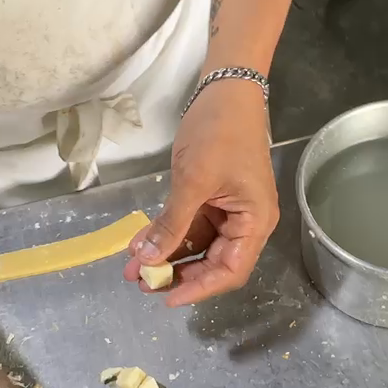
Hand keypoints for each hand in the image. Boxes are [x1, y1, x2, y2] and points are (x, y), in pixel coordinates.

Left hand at [124, 79, 277, 305]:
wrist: (226, 89)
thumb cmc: (220, 132)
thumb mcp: (193, 180)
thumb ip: (171, 224)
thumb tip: (147, 261)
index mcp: (255, 223)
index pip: (230, 270)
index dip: (199, 289)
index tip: (167, 299)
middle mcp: (247, 224)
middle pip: (214, 264)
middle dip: (177, 274)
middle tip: (140, 283)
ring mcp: (230, 212)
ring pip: (198, 248)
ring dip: (167, 257)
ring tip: (132, 267)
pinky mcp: (213, 200)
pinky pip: (191, 228)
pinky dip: (168, 236)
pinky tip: (142, 243)